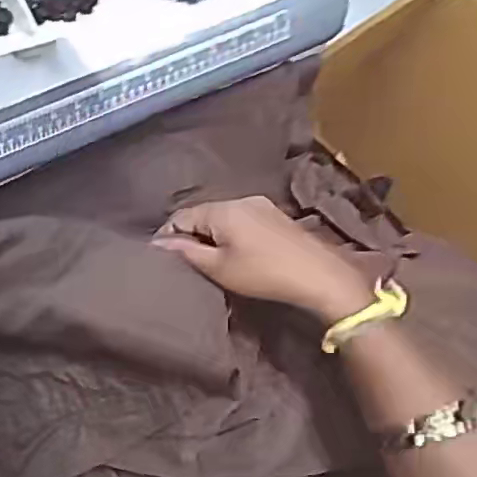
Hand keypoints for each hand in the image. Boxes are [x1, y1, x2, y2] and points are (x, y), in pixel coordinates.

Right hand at [151, 196, 374, 323]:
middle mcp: (241, 200)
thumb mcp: (217, 267)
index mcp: (223, 210)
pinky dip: (226, 234)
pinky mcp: (274, 216)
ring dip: (207, 235)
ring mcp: (260, 206)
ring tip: (203, 259)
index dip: (167, 235)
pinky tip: (229, 253)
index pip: (181, 216)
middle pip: (202, 214)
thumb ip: (186, 252)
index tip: (160, 258)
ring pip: (220, 217)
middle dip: (187, 234)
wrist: (318, 275)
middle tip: (180, 262)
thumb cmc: (262, 273)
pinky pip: (238, 220)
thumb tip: (158, 243)